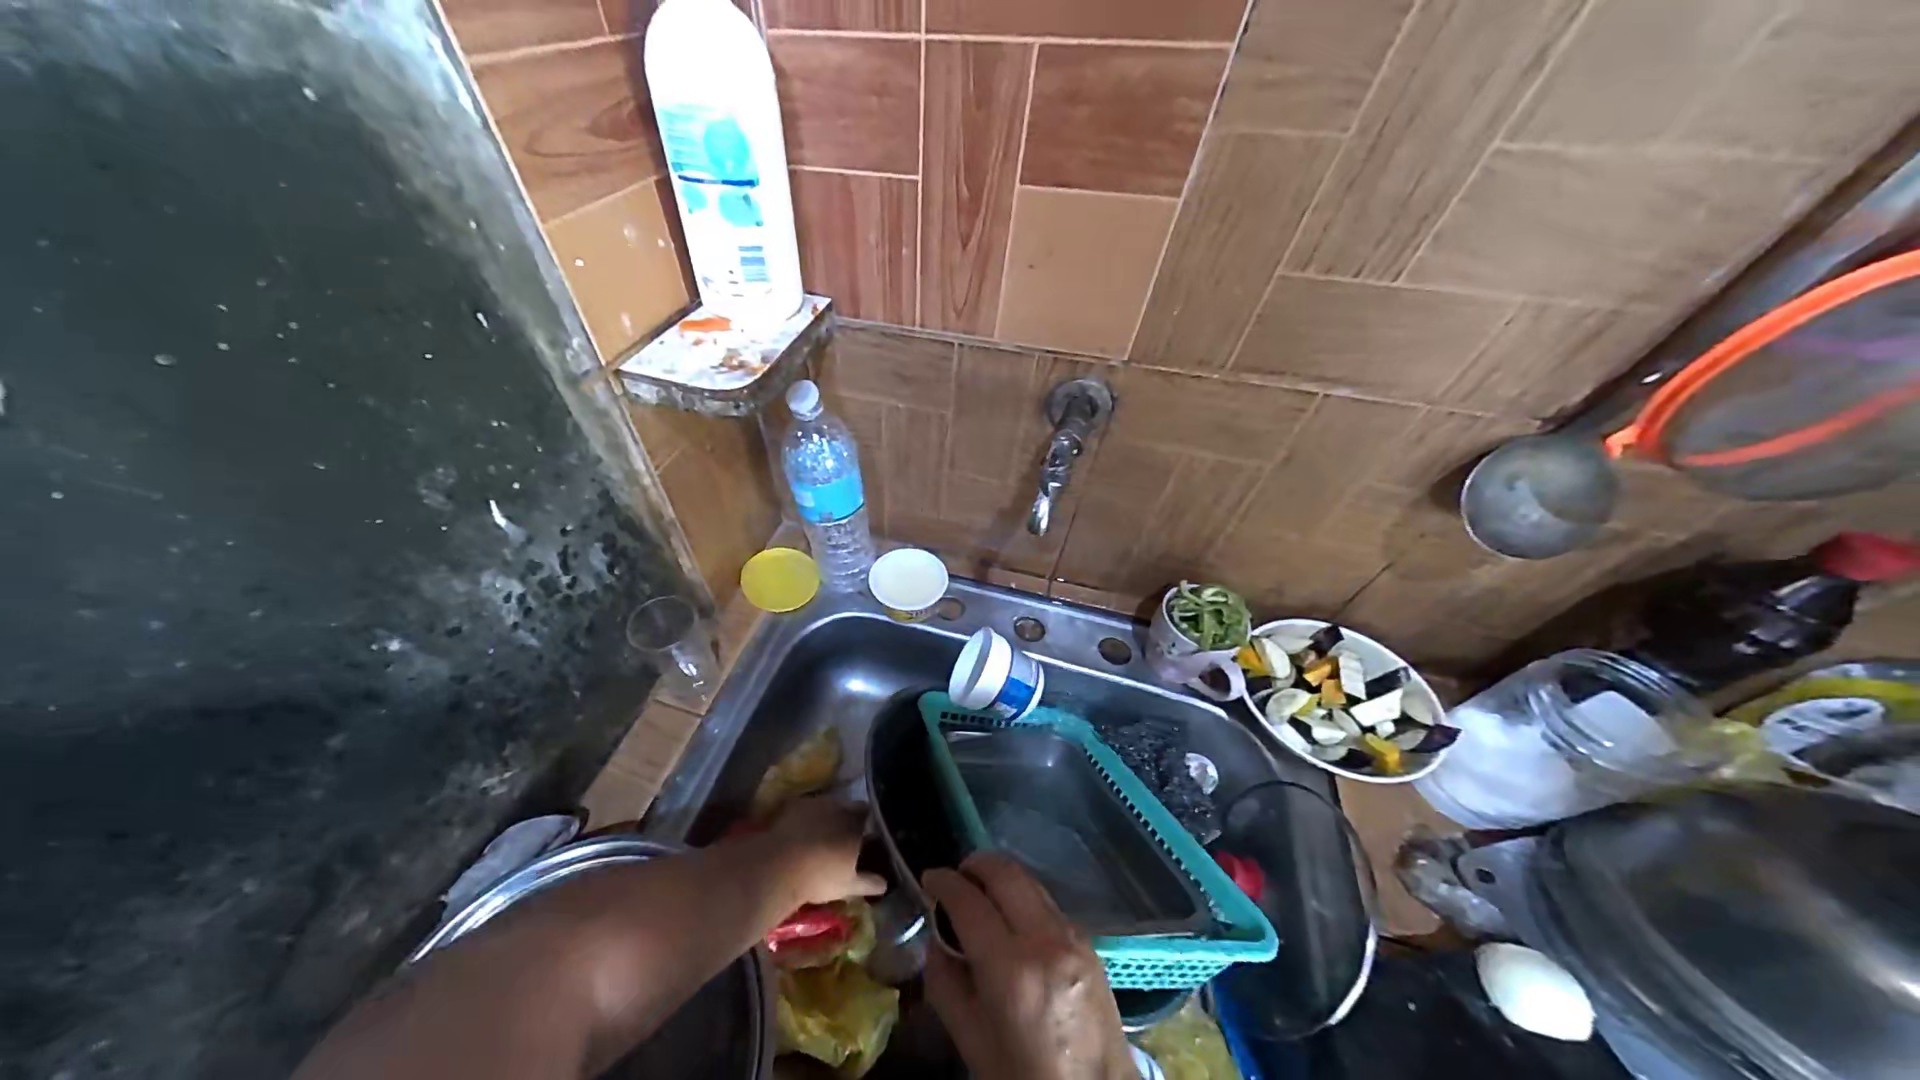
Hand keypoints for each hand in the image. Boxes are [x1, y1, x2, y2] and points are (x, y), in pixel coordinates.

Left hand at [759, 797, 886, 908]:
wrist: (780, 867)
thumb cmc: (819, 876)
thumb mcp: (848, 885)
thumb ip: (869, 883)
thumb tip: (885, 884)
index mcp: (857, 824)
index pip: (871, 814)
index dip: (870, 823)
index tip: (868, 834)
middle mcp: (840, 807)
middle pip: (851, 807)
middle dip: (851, 817)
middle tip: (846, 834)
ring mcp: (817, 803)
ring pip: (830, 805)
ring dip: (830, 815)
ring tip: (823, 832)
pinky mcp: (796, 805)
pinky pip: (808, 807)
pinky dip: (809, 816)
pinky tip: (802, 830)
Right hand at [922, 854, 1136, 1079]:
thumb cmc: (1026, 1079)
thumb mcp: (972, 1043)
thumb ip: (945, 985)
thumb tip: (936, 940)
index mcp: (1011, 970)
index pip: (969, 902)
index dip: (944, 882)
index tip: (929, 878)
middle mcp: (1046, 940)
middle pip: (1006, 873)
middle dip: (975, 864)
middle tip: (955, 877)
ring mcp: (1074, 937)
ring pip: (1030, 881)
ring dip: (1001, 878)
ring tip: (980, 895)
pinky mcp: (1091, 942)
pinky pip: (1049, 903)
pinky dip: (1024, 897)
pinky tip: (1013, 920)